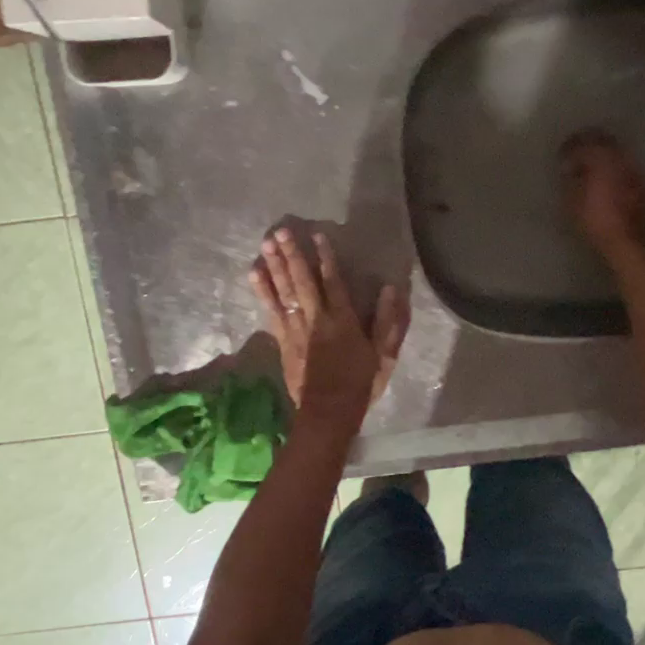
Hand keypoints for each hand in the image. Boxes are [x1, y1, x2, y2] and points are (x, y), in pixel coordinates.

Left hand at [250, 228, 409, 417]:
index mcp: (343, 320)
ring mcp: (296, 329)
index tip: (317, 235)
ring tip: (266, 243)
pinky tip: (254, 273)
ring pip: (284, 291)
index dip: (326, 257)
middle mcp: (317, 319)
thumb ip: (388, 321)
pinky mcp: (282, 341)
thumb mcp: (384, 356)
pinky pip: (271, 310)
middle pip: (302, 280)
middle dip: (292, 254)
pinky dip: (262, 291)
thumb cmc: (360, 385)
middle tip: (280, 231)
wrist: (328, 413)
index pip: (334, 282)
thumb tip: (390, 289)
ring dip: (275, 265)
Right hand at [563, 129, 644, 255]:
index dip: (568, 147)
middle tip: (575, 153)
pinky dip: (612, 164)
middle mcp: (619, 156)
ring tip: (589, 164)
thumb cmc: (595, 219)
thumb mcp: (572, 200)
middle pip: (602, 138)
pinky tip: (605, 176)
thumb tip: (569, 168)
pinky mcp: (641, 179)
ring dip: (601, 152)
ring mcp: (633, 166)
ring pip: (615, 149)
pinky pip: (623, 163)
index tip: (560, 154)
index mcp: (600, 157)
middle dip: (587, 142)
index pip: (581, 142)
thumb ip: (569, 179)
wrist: (628, 238)